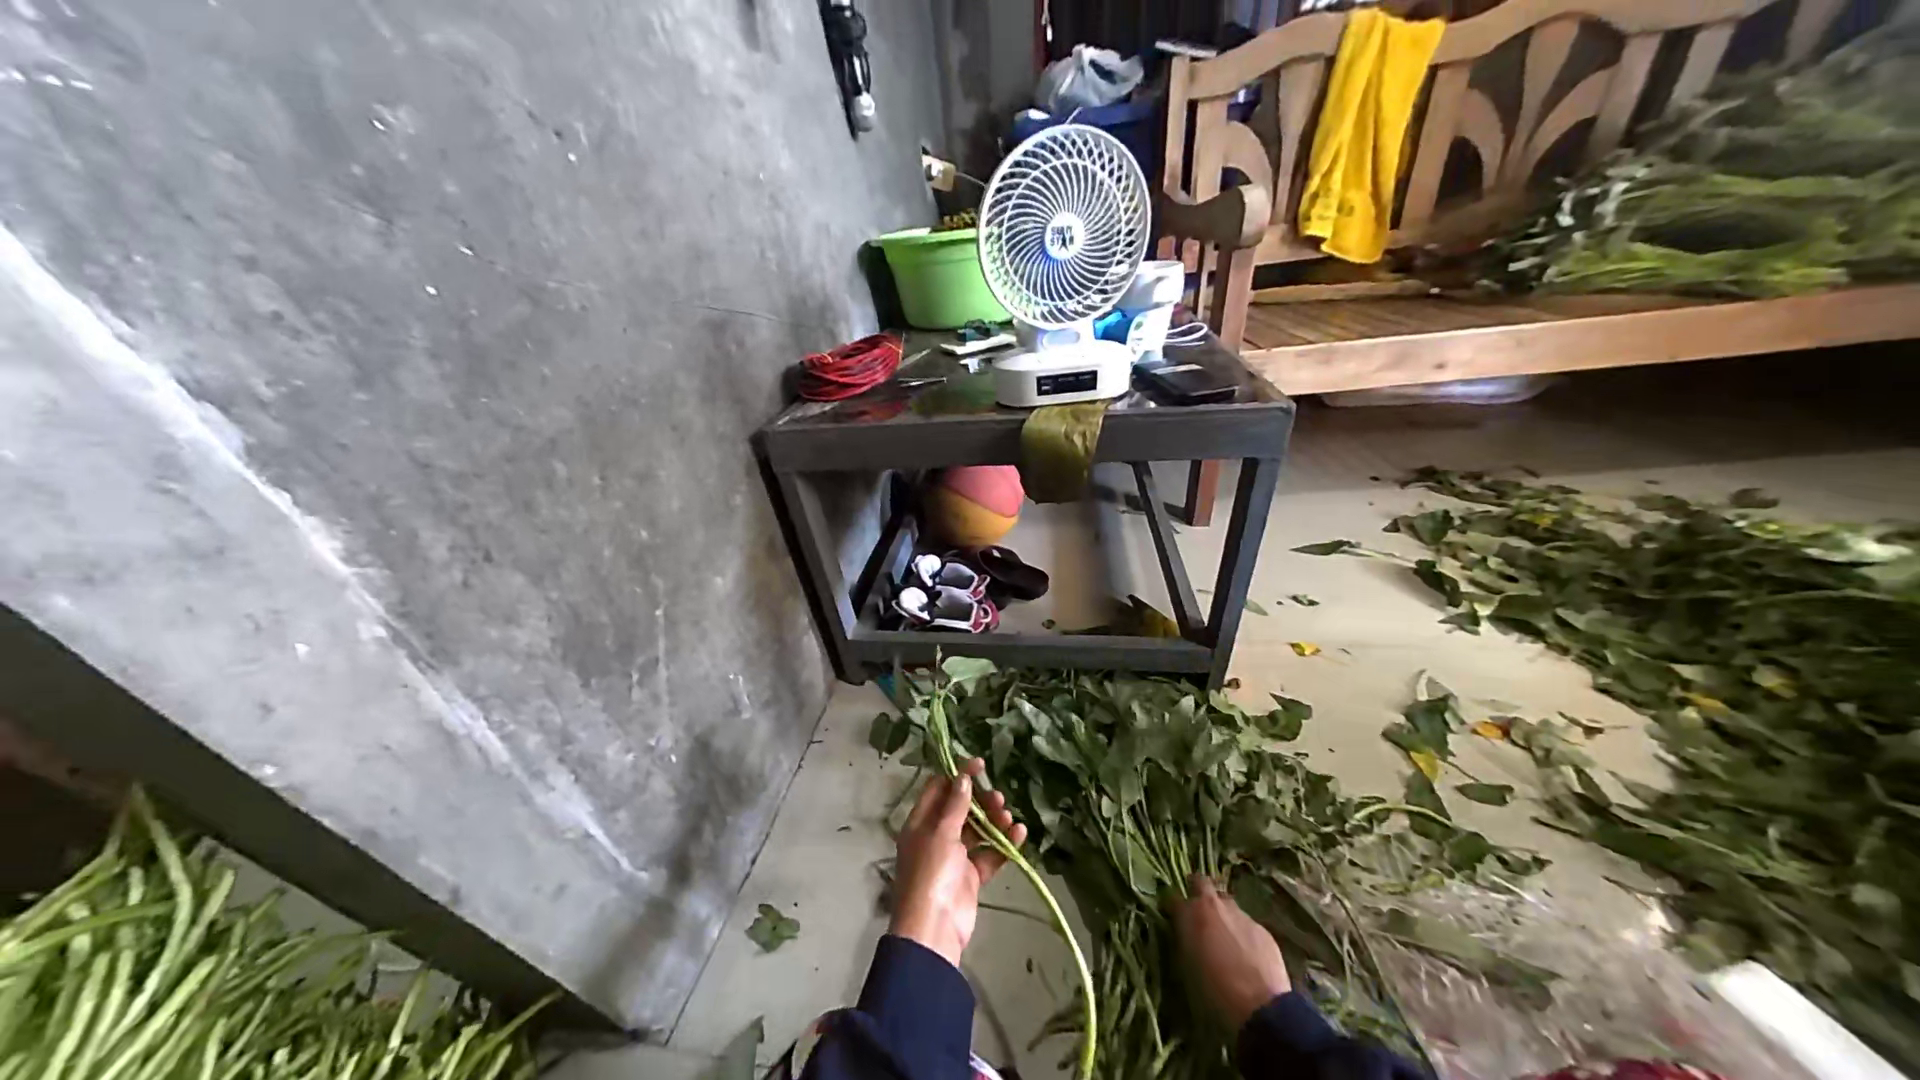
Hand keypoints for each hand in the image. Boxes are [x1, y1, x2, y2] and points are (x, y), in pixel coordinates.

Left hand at [890, 758, 1027, 966]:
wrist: (934, 928)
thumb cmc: (931, 873)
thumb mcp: (941, 833)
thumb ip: (955, 805)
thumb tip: (962, 777)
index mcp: (920, 823)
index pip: (938, 790)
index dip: (958, 775)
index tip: (980, 764)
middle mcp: (936, 836)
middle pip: (961, 809)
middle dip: (980, 800)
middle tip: (998, 797)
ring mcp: (955, 857)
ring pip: (978, 830)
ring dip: (994, 820)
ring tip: (1009, 817)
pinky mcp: (971, 876)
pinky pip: (990, 854)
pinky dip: (1004, 844)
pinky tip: (1020, 834)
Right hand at [1171, 875, 1291, 1033]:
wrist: (1260, 1008)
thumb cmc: (1212, 991)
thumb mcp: (1185, 966)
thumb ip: (1182, 940)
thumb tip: (1182, 932)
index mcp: (1189, 913)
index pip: (1170, 897)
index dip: (1170, 907)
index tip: (1170, 916)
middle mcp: (1213, 905)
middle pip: (1201, 882)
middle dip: (1197, 891)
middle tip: (1197, 912)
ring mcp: (1240, 914)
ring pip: (1226, 903)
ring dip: (1222, 914)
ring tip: (1225, 937)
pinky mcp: (1262, 929)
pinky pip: (1246, 923)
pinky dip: (1241, 932)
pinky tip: (1246, 953)